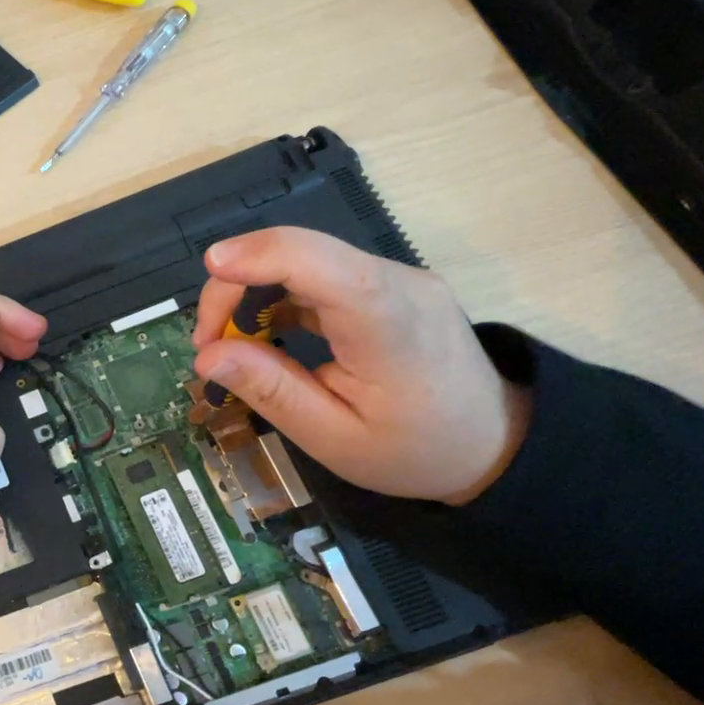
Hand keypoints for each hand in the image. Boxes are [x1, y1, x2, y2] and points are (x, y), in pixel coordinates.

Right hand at [191, 227, 530, 504]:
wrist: (497, 444)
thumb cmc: (417, 450)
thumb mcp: (334, 438)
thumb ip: (270, 390)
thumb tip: (206, 355)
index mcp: (386, 322)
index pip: (315, 262)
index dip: (256, 256)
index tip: (208, 270)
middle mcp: (393, 282)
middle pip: (295, 254)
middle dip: (236, 288)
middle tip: (207, 345)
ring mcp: (390, 278)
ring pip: (299, 260)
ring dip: (250, 292)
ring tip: (229, 344)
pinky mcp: (382, 284)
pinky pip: (315, 273)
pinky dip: (275, 296)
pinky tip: (262, 334)